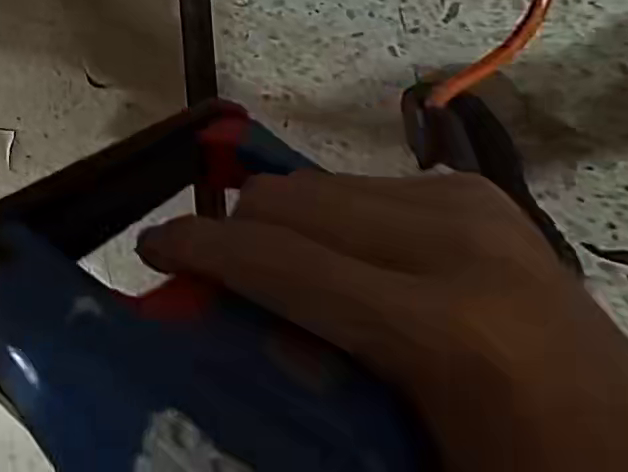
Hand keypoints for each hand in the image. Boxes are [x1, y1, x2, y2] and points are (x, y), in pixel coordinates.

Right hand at [136, 171, 627, 471]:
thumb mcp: (396, 456)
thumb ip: (299, 382)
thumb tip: (221, 325)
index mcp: (446, 330)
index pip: (277, 259)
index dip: (197, 248)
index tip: (149, 248)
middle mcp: (459, 245)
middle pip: (284, 202)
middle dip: (234, 236)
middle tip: (221, 283)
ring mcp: (473, 208)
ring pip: (310, 183)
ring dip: (279, 227)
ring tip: (286, 280)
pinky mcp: (479, 196)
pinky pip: (352, 184)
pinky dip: (325, 219)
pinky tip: (347, 264)